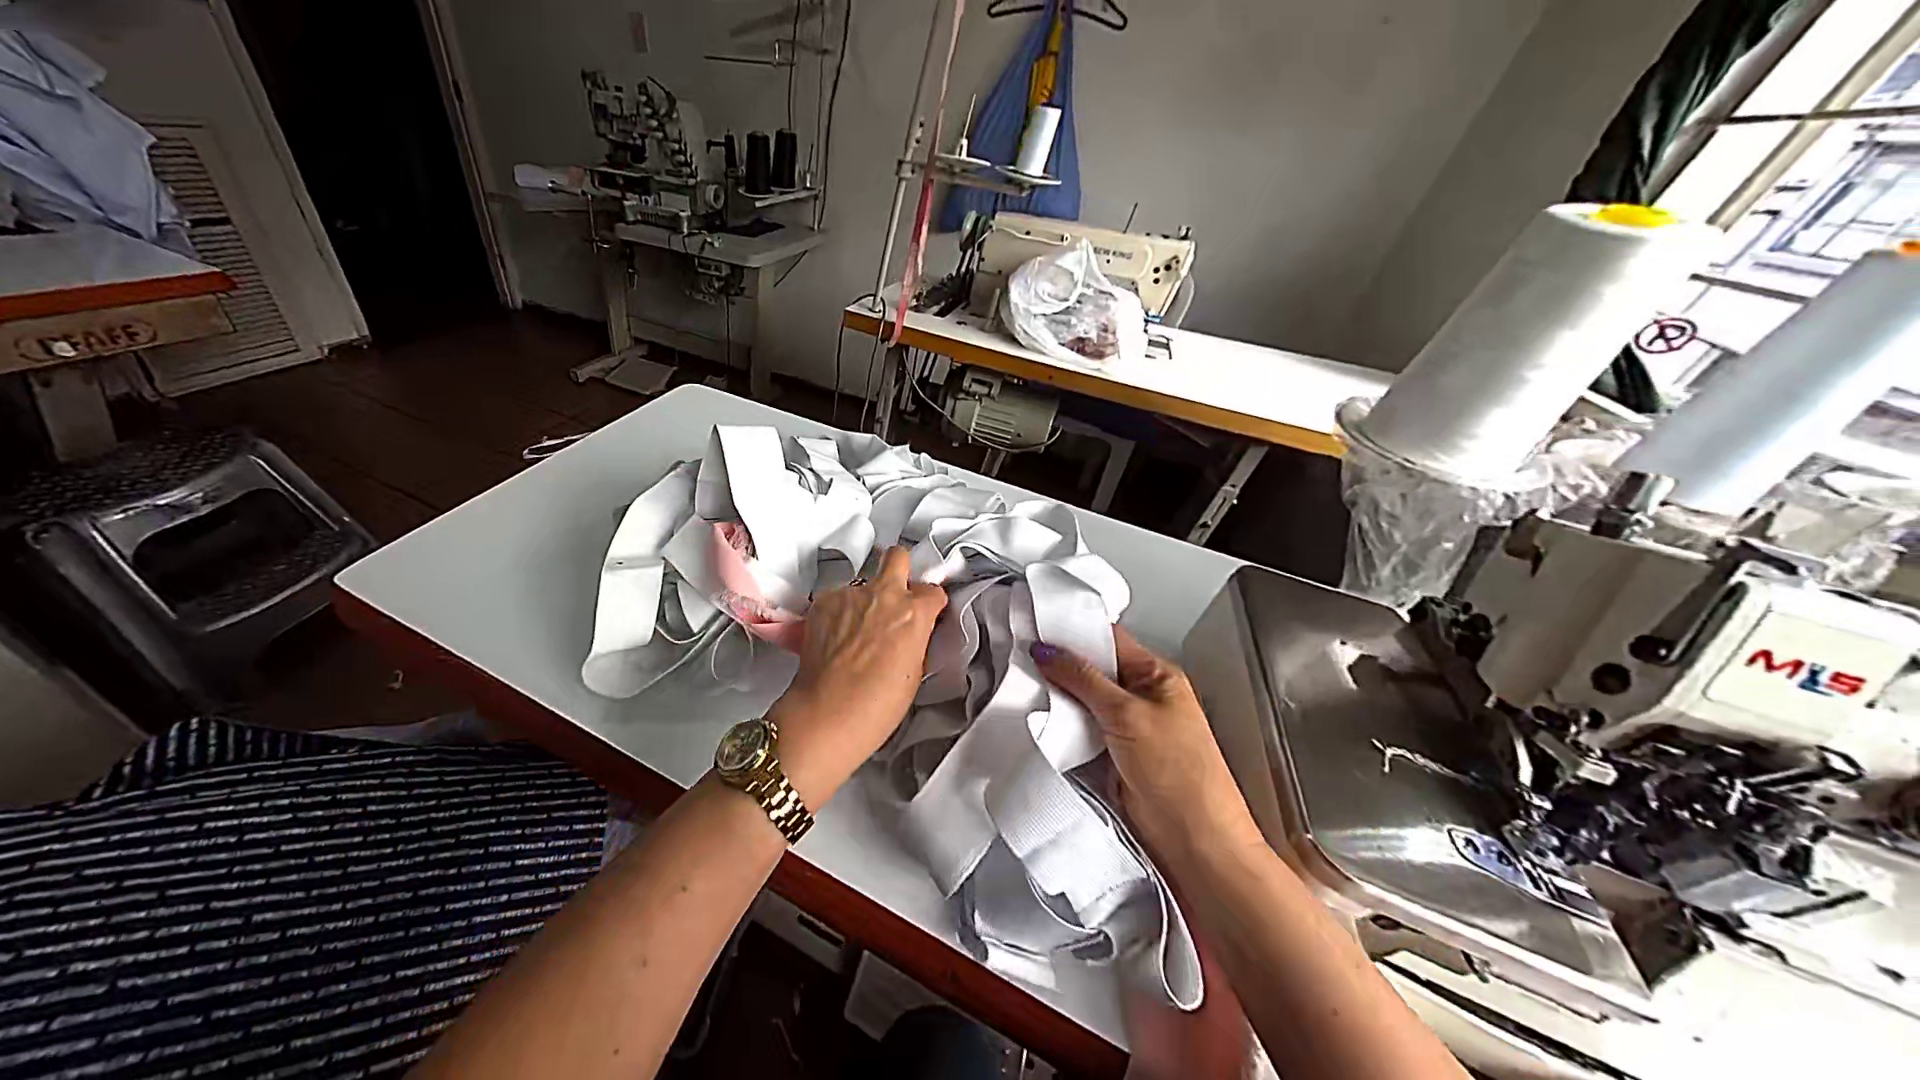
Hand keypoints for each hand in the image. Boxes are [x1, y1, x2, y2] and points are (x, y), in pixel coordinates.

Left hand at [773, 546, 946, 805]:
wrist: (829, 712)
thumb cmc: (875, 703)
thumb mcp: (915, 670)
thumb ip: (917, 638)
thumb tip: (912, 632)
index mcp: (915, 612)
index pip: (933, 591)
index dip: (930, 603)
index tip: (925, 610)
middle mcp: (884, 594)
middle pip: (897, 557)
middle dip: (899, 568)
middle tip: (896, 589)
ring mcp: (851, 595)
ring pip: (862, 581)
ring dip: (865, 597)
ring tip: (858, 627)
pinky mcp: (823, 602)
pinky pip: (837, 597)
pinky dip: (839, 610)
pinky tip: (838, 636)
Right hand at [1031, 628, 1262, 869]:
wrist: (1193, 840)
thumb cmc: (1183, 776)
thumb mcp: (1127, 714)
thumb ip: (1084, 679)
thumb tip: (1050, 652)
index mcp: (1157, 676)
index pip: (1109, 639)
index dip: (1074, 632)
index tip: (1039, 629)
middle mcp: (1142, 698)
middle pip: (1093, 670)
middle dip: (1061, 666)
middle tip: (1026, 658)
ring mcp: (1126, 728)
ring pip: (1083, 701)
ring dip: (1058, 698)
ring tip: (1027, 687)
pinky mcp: (1111, 756)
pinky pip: (1079, 731)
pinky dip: (1061, 726)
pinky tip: (1042, 720)